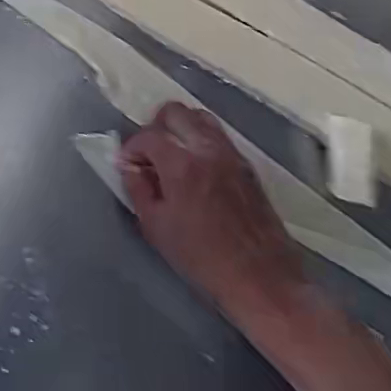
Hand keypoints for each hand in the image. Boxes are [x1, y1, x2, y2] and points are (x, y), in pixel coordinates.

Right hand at [119, 103, 306, 313]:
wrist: (262, 279)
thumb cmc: (203, 258)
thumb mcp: (156, 228)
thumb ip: (138, 190)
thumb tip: (130, 167)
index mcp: (181, 164)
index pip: (147, 135)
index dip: (131, 148)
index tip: (128, 164)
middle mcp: (206, 148)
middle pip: (174, 112)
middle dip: (155, 127)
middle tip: (149, 153)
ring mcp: (230, 153)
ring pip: (199, 117)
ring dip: (181, 128)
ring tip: (173, 154)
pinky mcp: (247, 164)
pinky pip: (218, 135)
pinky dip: (201, 139)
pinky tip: (197, 167)